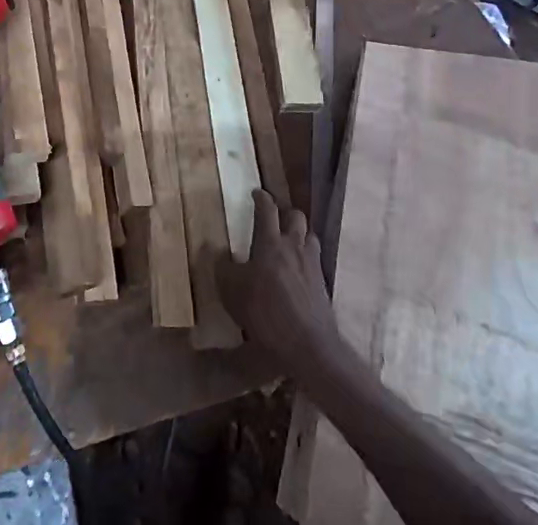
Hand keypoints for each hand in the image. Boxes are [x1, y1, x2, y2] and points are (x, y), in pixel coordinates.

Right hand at [217, 190, 341, 371]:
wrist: (307, 343)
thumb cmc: (265, 314)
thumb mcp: (233, 293)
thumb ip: (223, 269)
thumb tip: (215, 251)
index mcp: (271, 243)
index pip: (267, 210)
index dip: (261, 198)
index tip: (257, 193)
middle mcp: (295, 246)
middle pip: (295, 216)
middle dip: (285, 212)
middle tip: (274, 218)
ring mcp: (312, 263)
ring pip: (309, 235)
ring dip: (299, 234)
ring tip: (289, 242)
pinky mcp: (322, 281)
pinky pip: (315, 257)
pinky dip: (306, 256)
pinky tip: (299, 270)